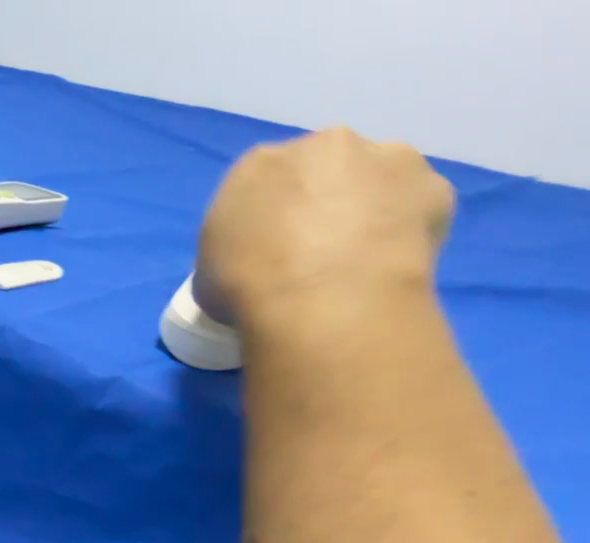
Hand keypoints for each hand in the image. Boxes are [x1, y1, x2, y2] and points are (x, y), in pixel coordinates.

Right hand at [195, 127, 454, 329]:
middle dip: (319, 198)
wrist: (322, 299)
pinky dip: (402, 228)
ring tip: (353, 257)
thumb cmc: (244, 284)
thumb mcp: (208, 268)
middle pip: (323, 167)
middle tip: (310, 248)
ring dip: (367, 205)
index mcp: (259, 163)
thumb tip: (256, 253)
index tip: (263, 245)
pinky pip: (414, 205)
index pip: (260, 180)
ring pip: (375, 178)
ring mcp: (388, 158)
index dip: (263, 213)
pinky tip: (385, 263)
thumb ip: (235, 244)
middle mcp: (325, 144)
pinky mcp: (434, 185)